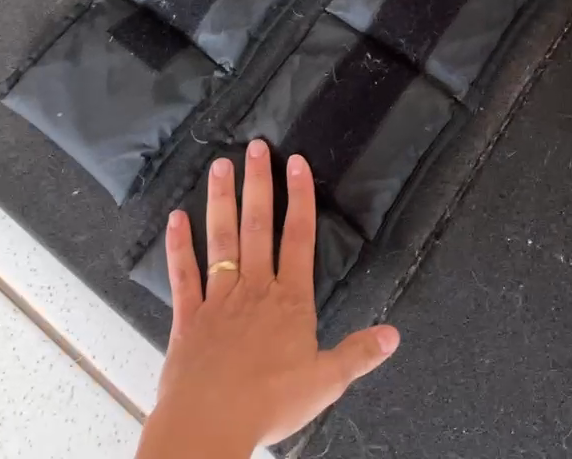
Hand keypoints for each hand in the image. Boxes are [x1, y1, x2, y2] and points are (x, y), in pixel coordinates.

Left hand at [137, 142, 399, 457]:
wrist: (210, 425)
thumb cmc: (269, 403)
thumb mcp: (326, 381)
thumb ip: (360, 353)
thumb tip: (394, 334)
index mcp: (289, 300)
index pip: (299, 237)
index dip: (300, 197)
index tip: (297, 163)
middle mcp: (255, 288)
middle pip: (258, 226)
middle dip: (259, 184)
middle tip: (256, 147)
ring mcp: (219, 299)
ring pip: (222, 240)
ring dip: (221, 201)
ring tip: (220, 165)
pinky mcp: (188, 317)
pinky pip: (183, 275)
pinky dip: (178, 246)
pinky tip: (176, 218)